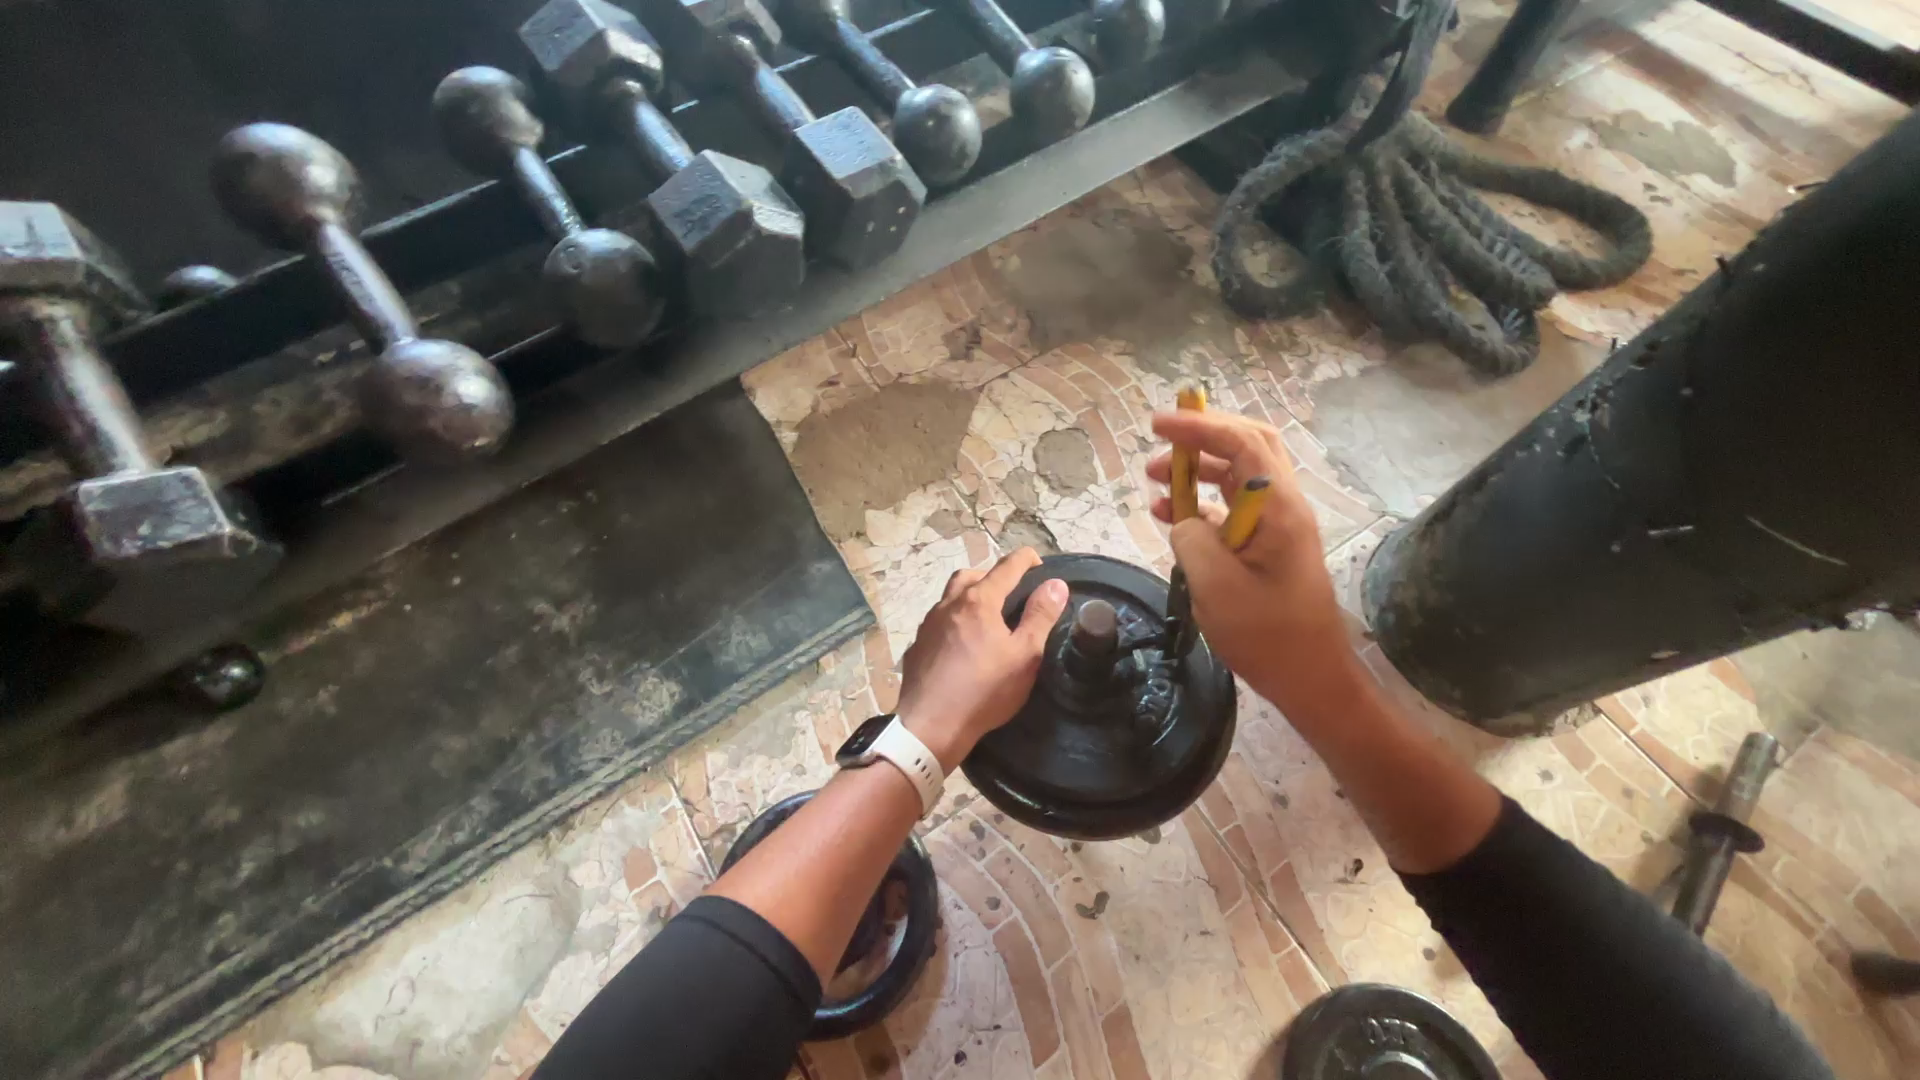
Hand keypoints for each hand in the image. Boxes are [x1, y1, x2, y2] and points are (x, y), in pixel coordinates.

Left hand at [896, 547, 1069, 771]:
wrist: (931, 725)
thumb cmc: (984, 691)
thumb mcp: (1024, 655)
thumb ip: (1040, 616)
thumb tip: (1055, 584)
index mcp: (978, 601)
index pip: (1006, 567)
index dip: (1026, 560)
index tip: (1039, 562)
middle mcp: (949, 604)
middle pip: (972, 575)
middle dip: (993, 574)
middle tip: (1011, 591)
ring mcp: (929, 624)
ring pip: (950, 596)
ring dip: (970, 594)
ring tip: (987, 614)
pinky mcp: (918, 645)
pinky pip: (938, 620)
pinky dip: (954, 619)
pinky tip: (962, 640)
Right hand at [1146, 411, 1362, 711]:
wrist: (1310, 677)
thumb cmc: (1267, 635)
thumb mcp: (1215, 587)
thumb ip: (1190, 538)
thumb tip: (1182, 518)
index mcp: (1277, 509)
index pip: (1241, 443)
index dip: (1198, 426)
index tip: (1156, 424)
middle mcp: (1283, 506)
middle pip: (1247, 446)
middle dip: (1202, 436)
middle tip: (1160, 440)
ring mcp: (1278, 525)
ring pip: (1238, 475)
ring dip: (1197, 469)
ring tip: (1153, 479)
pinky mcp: (1269, 545)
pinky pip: (1233, 508)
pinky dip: (1201, 502)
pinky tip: (1169, 514)